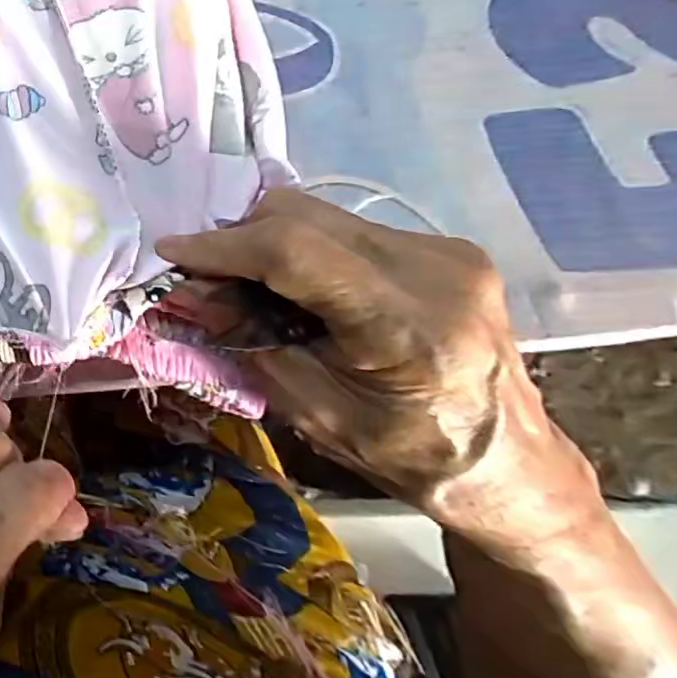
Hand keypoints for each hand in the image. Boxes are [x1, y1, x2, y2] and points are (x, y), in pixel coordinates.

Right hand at [156, 189, 602, 558]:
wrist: (508, 464)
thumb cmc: (404, 453)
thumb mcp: (307, 406)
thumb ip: (245, 340)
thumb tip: (185, 292)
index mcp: (408, 325)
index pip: (293, 252)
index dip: (220, 247)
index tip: (168, 252)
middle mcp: (434, 269)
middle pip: (298, 217)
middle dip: (233, 240)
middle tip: (202, 279)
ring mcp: (442, 250)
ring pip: (312, 213)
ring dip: (260, 241)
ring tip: (243, 284)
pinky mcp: (436, 246)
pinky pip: (335, 226)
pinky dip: (292, 246)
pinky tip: (289, 285)